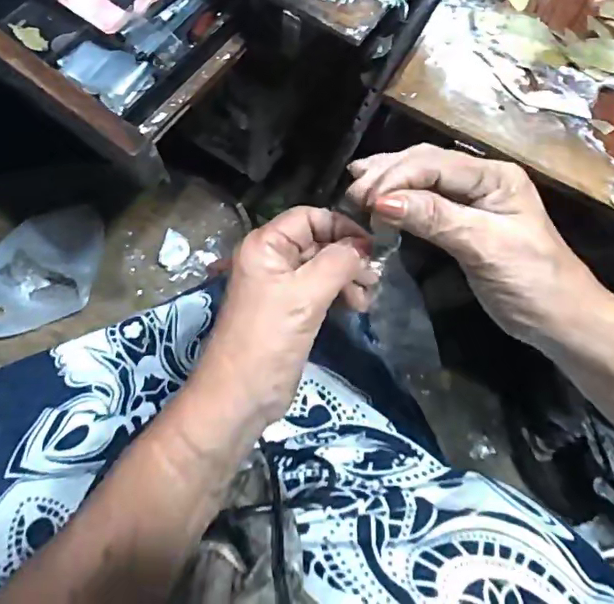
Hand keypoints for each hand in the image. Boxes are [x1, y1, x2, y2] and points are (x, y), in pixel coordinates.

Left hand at [190, 206, 376, 425]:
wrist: (240, 396)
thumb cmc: (269, 339)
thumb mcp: (306, 296)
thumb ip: (336, 263)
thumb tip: (362, 246)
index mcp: (265, 244)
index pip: (308, 217)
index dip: (341, 227)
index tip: (371, 248)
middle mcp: (269, 257)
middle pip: (316, 240)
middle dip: (347, 256)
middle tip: (373, 281)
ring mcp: (277, 283)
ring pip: (320, 265)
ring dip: (346, 277)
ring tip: (365, 300)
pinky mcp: (287, 308)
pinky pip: (317, 288)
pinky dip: (338, 293)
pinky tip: (355, 307)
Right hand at [345, 144, 607, 342]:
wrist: (565, 323)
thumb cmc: (533, 283)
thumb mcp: (485, 248)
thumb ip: (435, 218)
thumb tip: (382, 201)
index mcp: (495, 175)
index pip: (434, 164)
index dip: (396, 178)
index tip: (364, 201)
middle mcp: (481, 175)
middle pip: (423, 162)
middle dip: (385, 174)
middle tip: (352, 194)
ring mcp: (472, 193)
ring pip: (419, 174)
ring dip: (386, 179)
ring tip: (354, 185)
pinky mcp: (461, 214)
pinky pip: (422, 194)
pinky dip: (397, 194)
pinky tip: (376, 196)